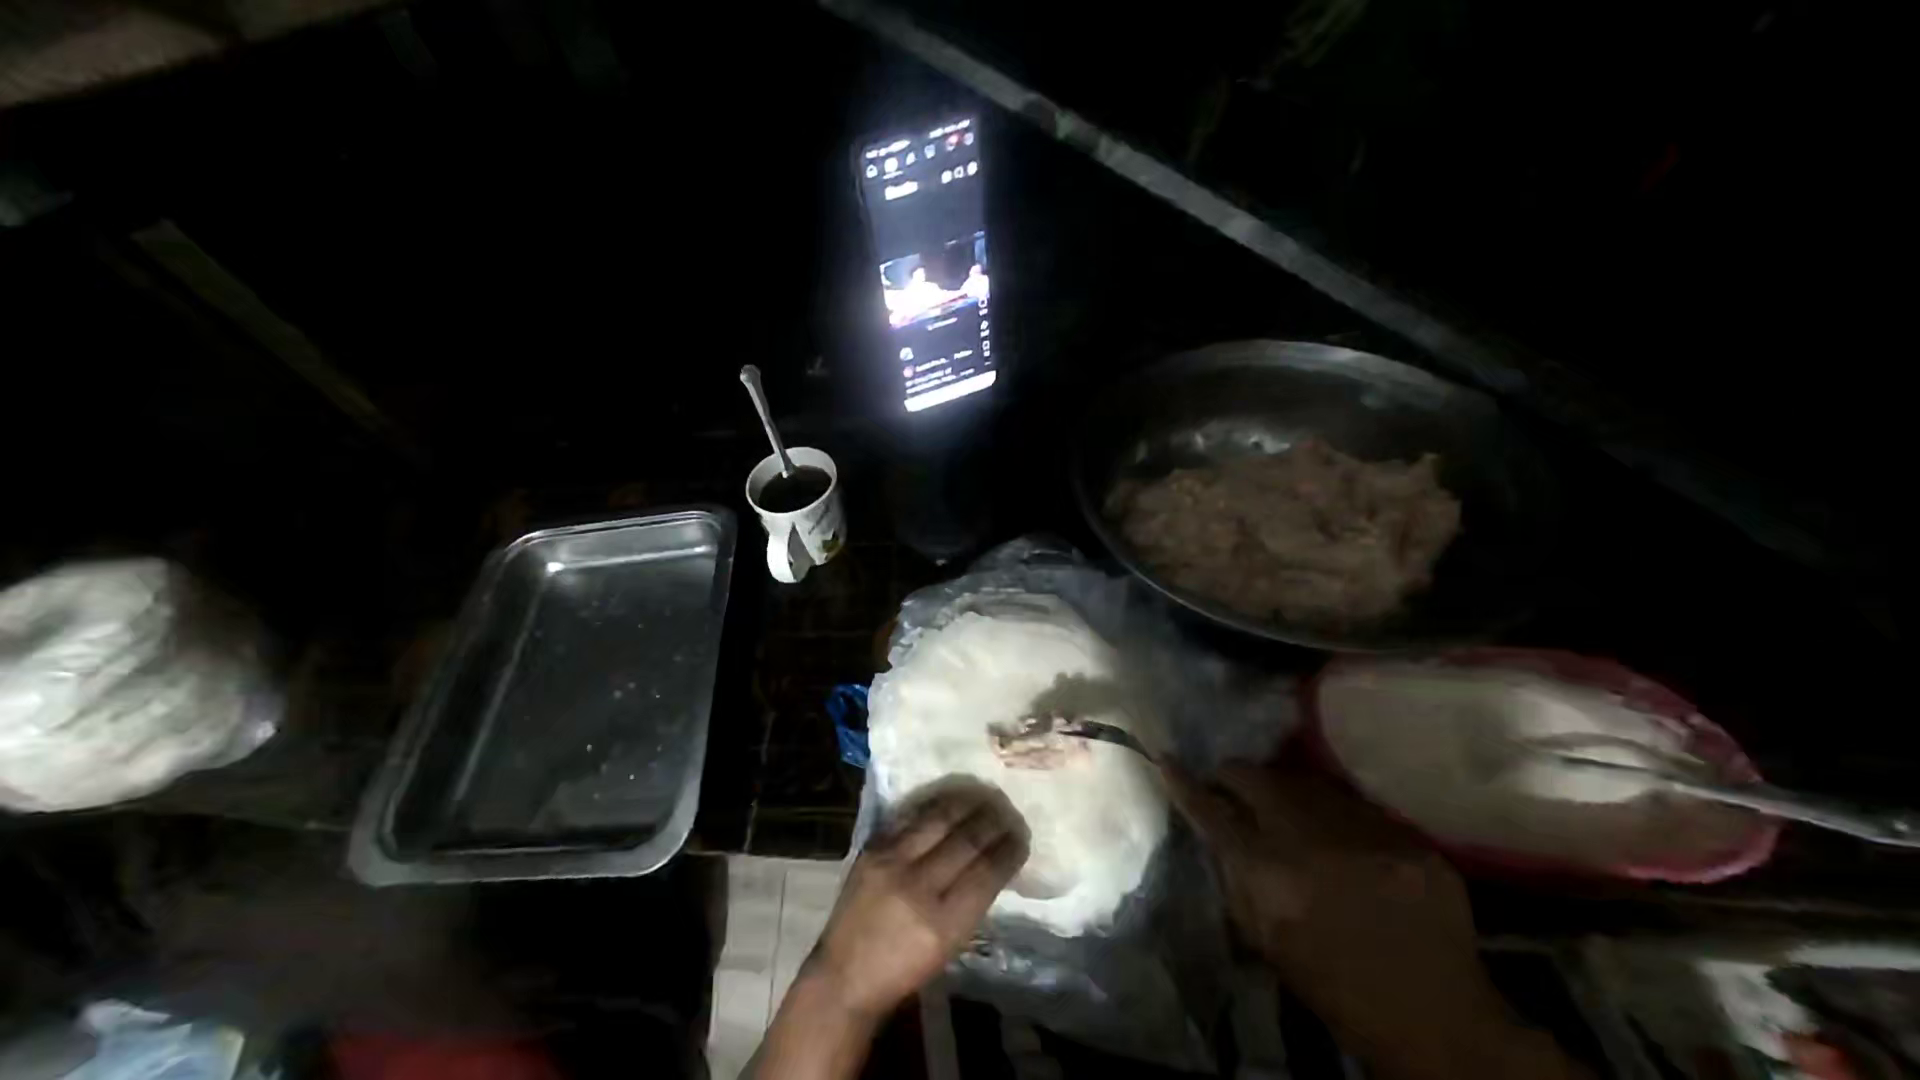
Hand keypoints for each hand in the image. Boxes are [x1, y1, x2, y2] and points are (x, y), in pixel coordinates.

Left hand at [808, 780, 1030, 1018]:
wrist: (844, 975)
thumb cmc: (905, 969)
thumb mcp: (950, 946)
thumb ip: (971, 901)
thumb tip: (995, 859)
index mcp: (943, 924)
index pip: (987, 872)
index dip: (1009, 849)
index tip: (1022, 836)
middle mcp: (918, 887)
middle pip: (967, 840)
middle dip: (994, 821)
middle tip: (1009, 809)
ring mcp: (892, 863)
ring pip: (939, 820)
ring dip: (967, 804)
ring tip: (985, 794)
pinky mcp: (872, 850)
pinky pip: (910, 818)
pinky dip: (935, 805)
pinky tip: (951, 798)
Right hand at [1165, 764, 1581, 1079]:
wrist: (1434, 1019)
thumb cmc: (1331, 984)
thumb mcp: (1263, 938)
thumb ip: (1234, 875)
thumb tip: (1214, 826)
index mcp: (1270, 877)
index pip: (1212, 811)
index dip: (1185, 783)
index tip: (1167, 759)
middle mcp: (1313, 843)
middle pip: (1257, 779)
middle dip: (1234, 774)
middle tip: (1228, 780)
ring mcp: (1368, 835)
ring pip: (1307, 782)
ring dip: (1285, 789)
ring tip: (1283, 804)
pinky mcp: (1410, 839)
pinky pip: (1355, 805)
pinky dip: (1334, 811)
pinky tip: (1337, 831)